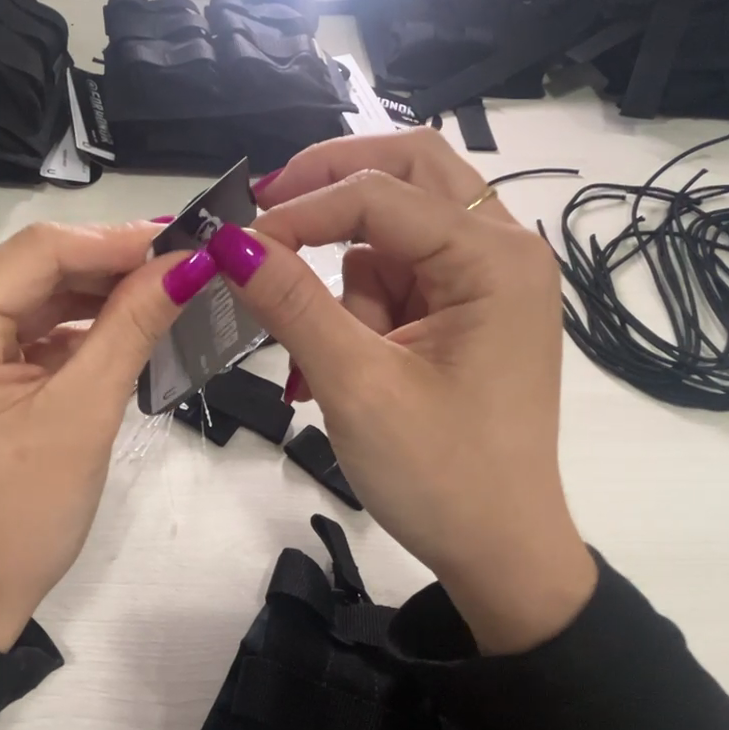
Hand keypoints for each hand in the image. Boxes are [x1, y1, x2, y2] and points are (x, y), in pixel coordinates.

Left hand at [0, 222, 216, 650]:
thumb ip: (131, 326)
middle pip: (30, 272)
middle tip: (183, 265)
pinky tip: (123, 323)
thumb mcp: (82, 414)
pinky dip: (70, 329)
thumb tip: (186, 264)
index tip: (183, 240)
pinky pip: (20, 331)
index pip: (36, 254)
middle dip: (108, 269)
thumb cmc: (21, 515)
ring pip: (29, 298)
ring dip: (94, 297)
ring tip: (165, 291)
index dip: (115, 241)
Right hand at [219, 128, 596, 653]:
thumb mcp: (356, 385)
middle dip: (331, 188)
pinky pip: (397, 279)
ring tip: (340, 362)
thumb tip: (225, 242)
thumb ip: (291, 304)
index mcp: (495, 259)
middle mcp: (502, 252)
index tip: (235, 245)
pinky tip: (354, 368)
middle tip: (268, 215)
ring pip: (393, 233)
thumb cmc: (439, 475)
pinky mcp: (467, 314)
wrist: (499, 555)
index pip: (381, 192)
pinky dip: (360, 309)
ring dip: (349, 281)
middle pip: (408, 174)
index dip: (300, 210)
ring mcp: (487, 283)